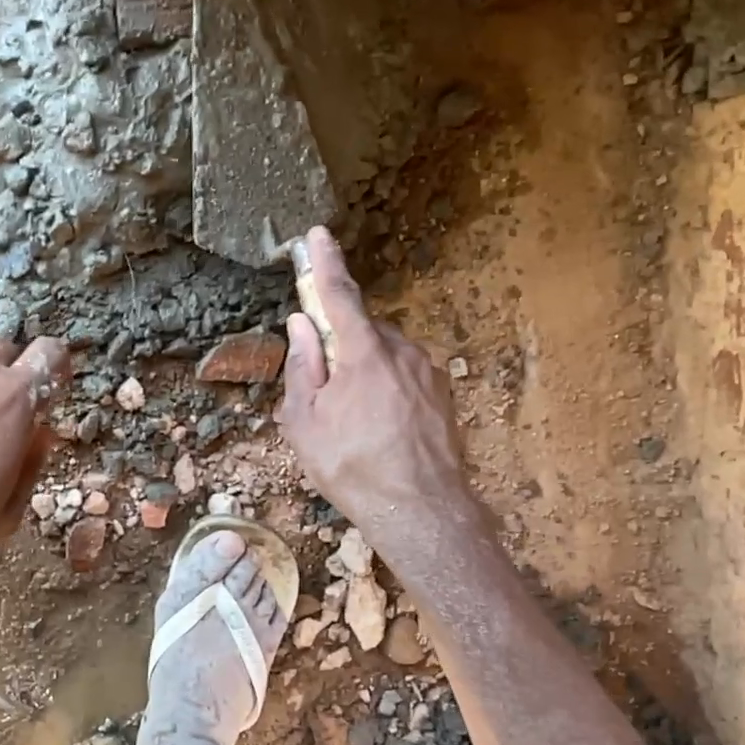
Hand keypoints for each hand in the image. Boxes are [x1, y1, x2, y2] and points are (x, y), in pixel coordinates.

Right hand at [278, 228, 471, 551]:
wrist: (420, 509)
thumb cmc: (350, 466)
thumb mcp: (305, 422)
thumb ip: (302, 367)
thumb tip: (301, 325)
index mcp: (362, 353)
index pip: (339, 295)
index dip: (324, 263)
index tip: (317, 235)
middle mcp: (401, 350)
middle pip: (360, 330)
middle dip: (338, 347)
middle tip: (321, 393)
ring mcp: (427, 370)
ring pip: (383, 354)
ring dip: (361, 372)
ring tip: (350, 422)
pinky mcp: (442, 392)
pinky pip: (403, 375)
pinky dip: (384, 388)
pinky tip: (377, 428)